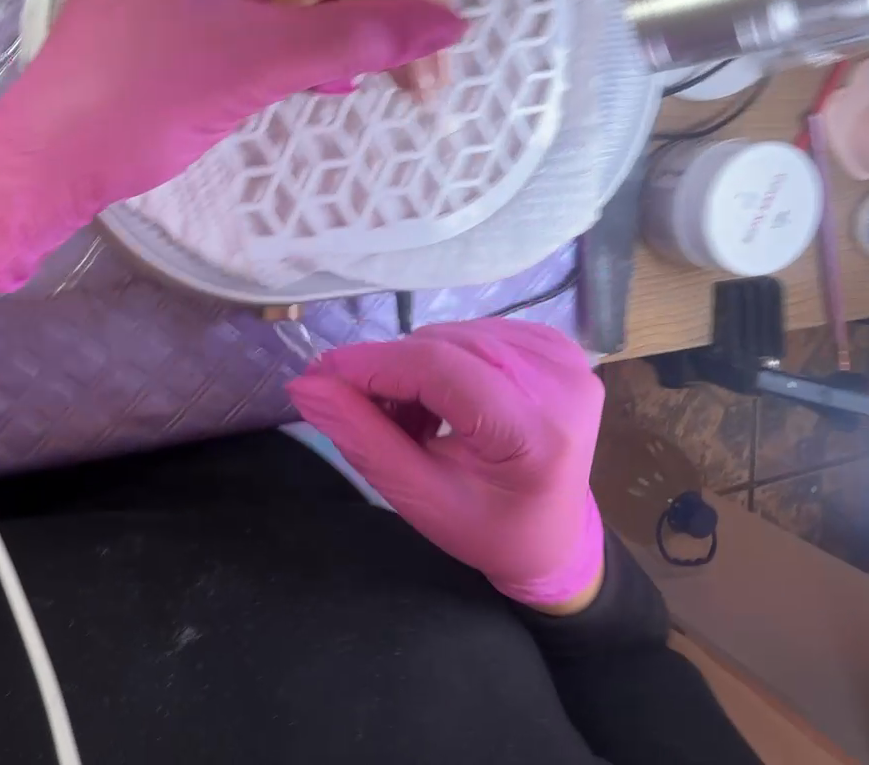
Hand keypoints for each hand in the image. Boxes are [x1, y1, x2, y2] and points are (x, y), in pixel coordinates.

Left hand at [0, 0, 465, 292]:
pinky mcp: (150, 21)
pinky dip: (270, 36)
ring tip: (355, 58)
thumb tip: (448, 22)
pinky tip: (309, 75)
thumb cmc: (144, 98)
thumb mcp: (259, 63)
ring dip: (307, 15)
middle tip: (387, 14)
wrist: (48, 163)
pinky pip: (228, 11)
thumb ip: (356, 37)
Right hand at [287, 319, 606, 610]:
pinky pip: (470, 332)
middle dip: (388, 371)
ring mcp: (562, 357)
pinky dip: (440, 360)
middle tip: (358, 409)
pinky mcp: (555, 345)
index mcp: (537, 433)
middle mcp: (560, 381)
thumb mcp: (418, 498)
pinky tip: (441, 398)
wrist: (553, 537)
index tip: (317, 374)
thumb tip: (305, 385)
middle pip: (442, 346)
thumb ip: (362, 438)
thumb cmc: (487, 528)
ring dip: (413, 368)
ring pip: (451, 334)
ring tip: (409, 416)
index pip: (439, 370)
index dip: (371, 364)